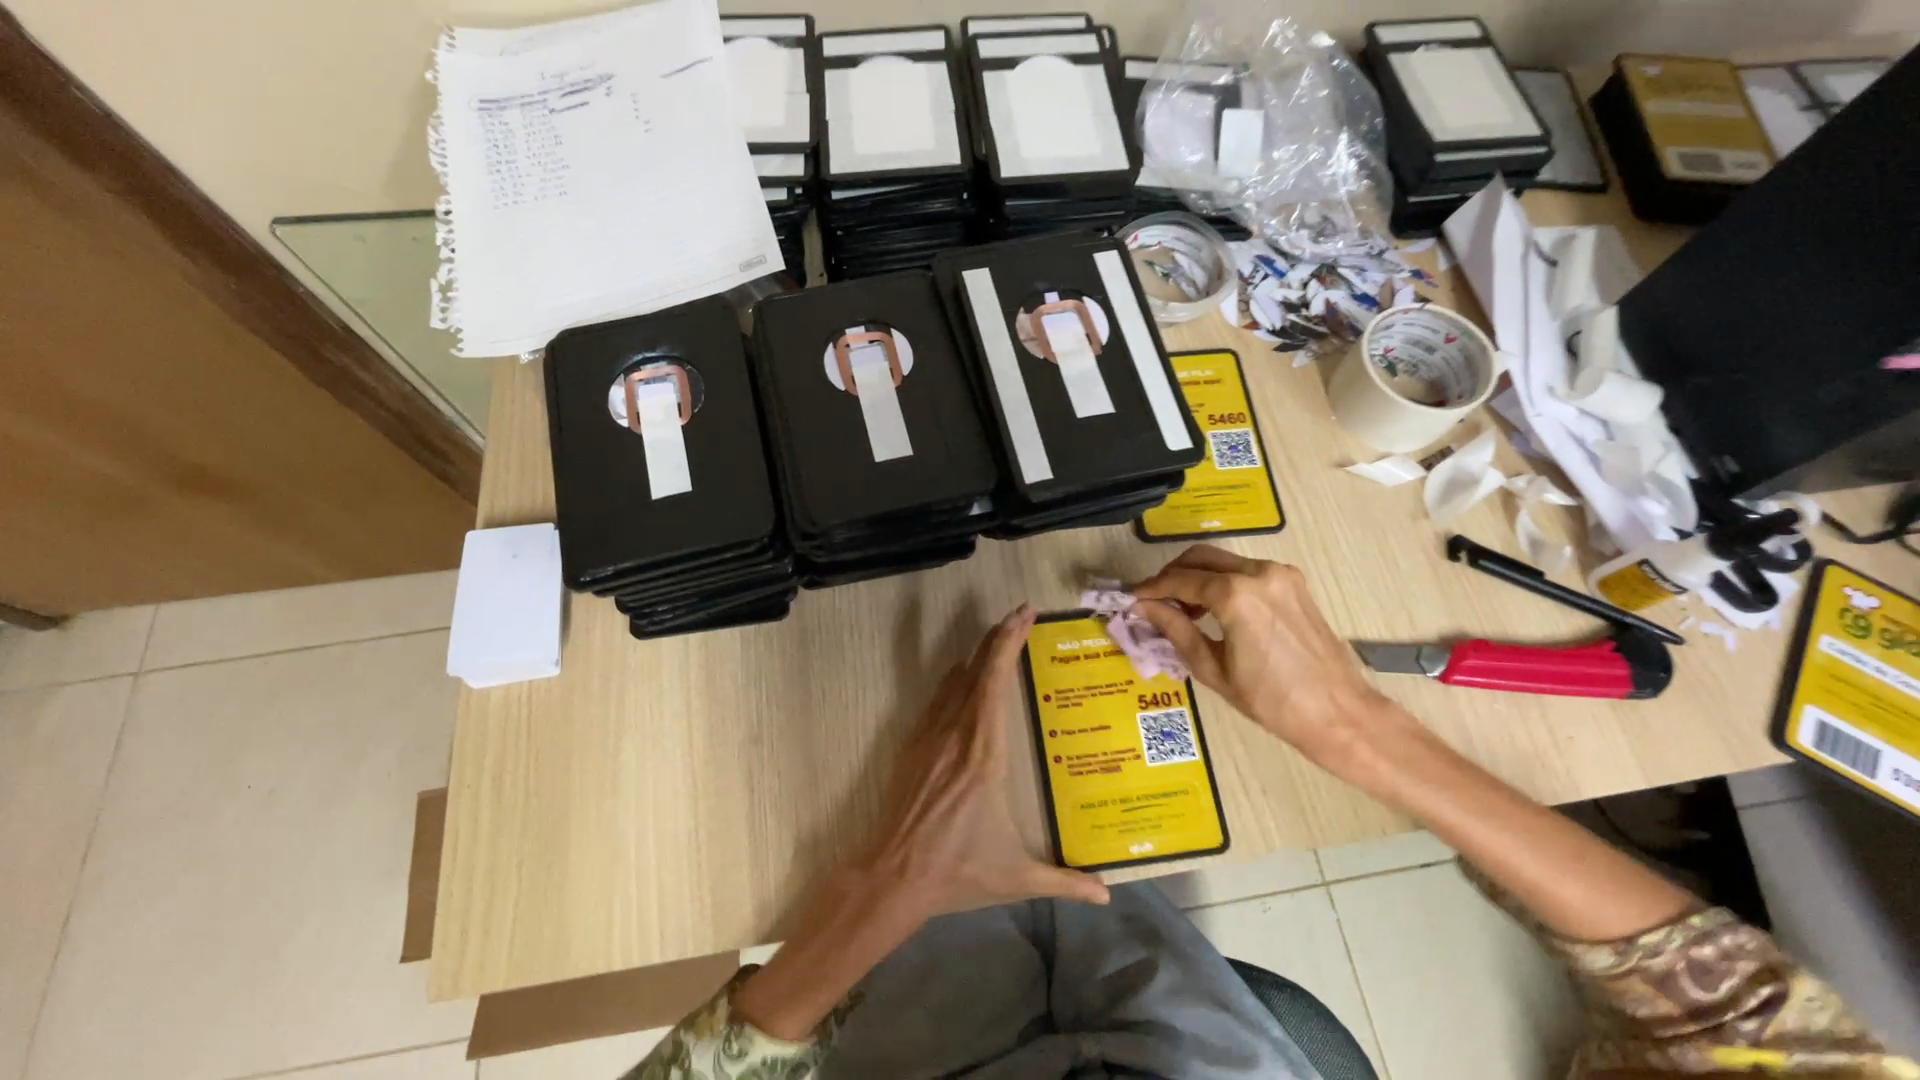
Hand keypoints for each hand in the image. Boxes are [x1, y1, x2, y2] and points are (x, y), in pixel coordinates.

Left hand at [857, 603, 1109, 918]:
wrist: (891, 877)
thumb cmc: (957, 871)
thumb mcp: (1016, 878)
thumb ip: (1064, 882)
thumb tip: (1107, 895)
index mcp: (984, 754)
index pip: (994, 682)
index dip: (1008, 643)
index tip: (1024, 614)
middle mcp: (955, 735)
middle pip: (975, 669)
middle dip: (998, 637)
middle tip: (1020, 615)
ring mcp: (928, 738)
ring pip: (953, 681)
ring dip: (976, 656)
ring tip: (999, 641)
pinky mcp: (912, 747)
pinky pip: (936, 700)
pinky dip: (955, 681)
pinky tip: (964, 679)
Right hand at [1131, 546, 1389, 763]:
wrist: (1336, 711)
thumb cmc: (1270, 700)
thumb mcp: (1213, 669)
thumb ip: (1177, 630)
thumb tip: (1146, 608)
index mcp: (1236, 595)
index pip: (1181, 580)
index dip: (1153, 588)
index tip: (1134, 599)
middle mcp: (1259, 573)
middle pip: (1201, 558)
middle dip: (1172, 574)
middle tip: (1154, 599)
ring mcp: (1280, 575)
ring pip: (1224, 561)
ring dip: (1197, 576)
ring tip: (1181, 607)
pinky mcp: (1294, 583)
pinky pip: (1246, 571)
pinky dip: (1223, 580)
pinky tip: (1214, 608)